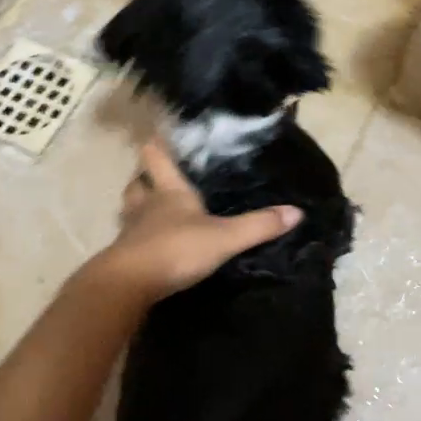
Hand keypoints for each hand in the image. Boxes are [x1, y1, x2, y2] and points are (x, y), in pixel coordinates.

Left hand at [88, 143, 301, 302]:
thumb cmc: (176, 249)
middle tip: (154, 176)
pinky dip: (137, 240)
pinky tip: (150, 247)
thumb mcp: (225, 238)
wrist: (128, 287)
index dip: (158, 145)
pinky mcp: (123, 260)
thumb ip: (259, 225)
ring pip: (129, 211)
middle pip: (137, 184)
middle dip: (144, 178)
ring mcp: (131, 233)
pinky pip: (129, 242)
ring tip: (150, 209)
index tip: (157, 133)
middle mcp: (147, 206)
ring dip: (136, 207)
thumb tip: (297, 212)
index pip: (157, 158)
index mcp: (170, 192)